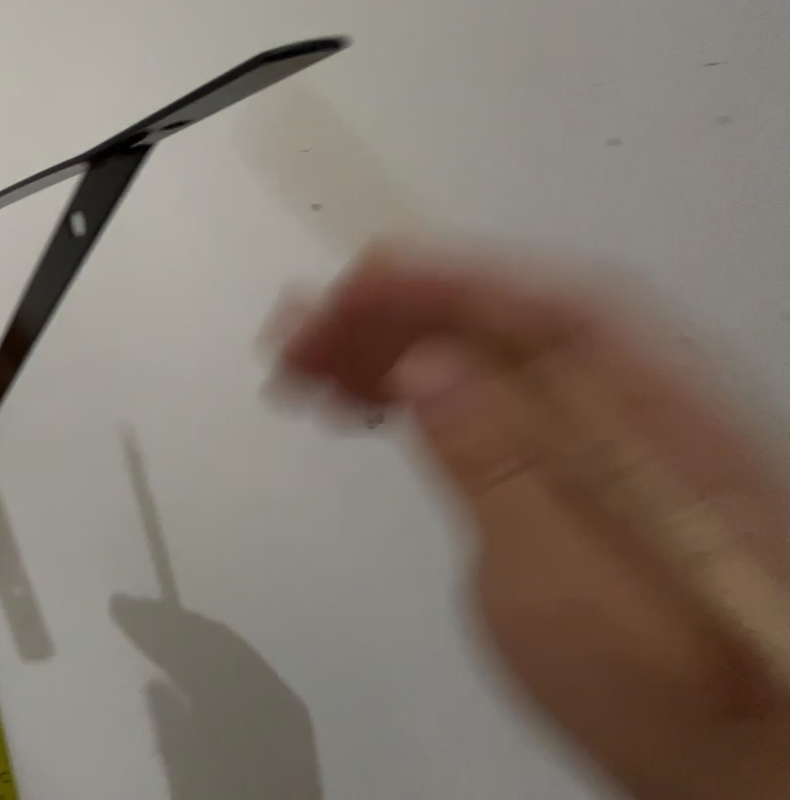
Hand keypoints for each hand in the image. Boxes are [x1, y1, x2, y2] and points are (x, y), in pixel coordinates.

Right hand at [276, 244, 789, 799]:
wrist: (741, 761)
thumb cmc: (665, 691)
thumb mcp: (564, 579)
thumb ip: (497, 464)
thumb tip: (424, 366)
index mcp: (656, 427)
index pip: (546, 310)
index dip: (438, 280)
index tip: (344, 287)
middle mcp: (631, 410)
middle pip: (497, 320)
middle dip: (383, 313)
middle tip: (291, 335)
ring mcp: (595, 434)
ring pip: (474, 352)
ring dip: (378, 345)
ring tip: (298, 367)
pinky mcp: (562, 462)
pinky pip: (474, 392)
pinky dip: (402, 383)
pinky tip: (353, 400)